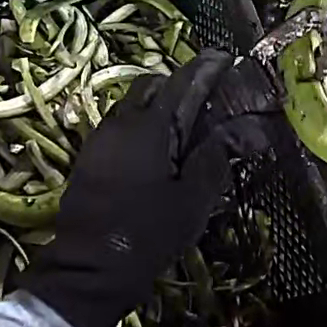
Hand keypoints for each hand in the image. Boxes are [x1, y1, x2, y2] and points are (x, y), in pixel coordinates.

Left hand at [20, 50, 277, 326]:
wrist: (87, 269)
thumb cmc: (147, 234)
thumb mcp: (192, 200)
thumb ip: (214, 158)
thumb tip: (239, 130)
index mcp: (149, 129)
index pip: (182, 85)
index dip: (205, 68)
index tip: (223, 56)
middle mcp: (121, 124)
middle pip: (152, 87)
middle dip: (179, 84)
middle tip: (206, 99)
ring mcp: (100, 139)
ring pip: (133, 105)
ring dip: (158, 105)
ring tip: (184, 126)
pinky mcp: (90, 157)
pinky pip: (120, 125)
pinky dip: (143, 124)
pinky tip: (157, 150)